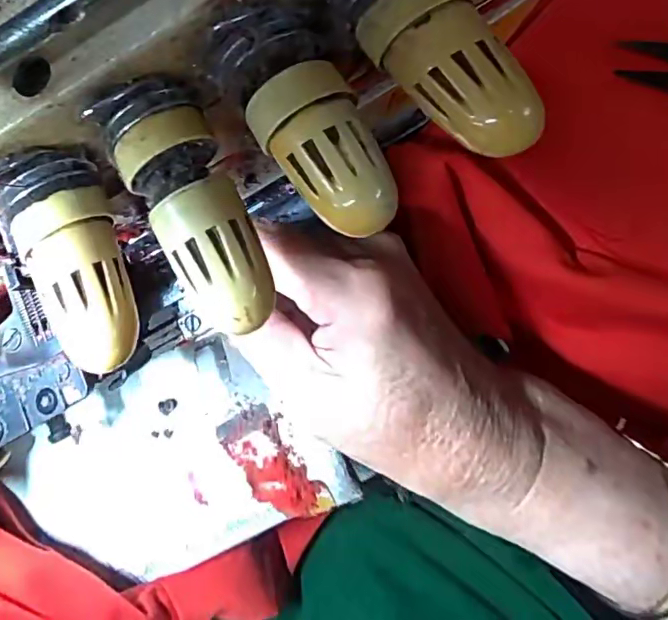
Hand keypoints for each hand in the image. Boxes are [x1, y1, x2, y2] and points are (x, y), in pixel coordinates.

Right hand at [231, 224, 545, 524]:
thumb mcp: (308, 394)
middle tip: (230, 301)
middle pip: (280, 235)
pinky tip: (308, 310)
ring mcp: (382, 246)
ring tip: (276, 315)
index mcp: (349, 289)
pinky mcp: (388, 252)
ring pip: (299, 238)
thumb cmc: (393, 428)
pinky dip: (302, 269)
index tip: (190, 257)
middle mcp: (368, 251)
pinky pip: (323, 246)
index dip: (222, 245)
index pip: (264, 239)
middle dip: (249, 263)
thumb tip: (213, 290)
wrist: (477, 431)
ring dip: (277, 269)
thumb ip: (256, 331)